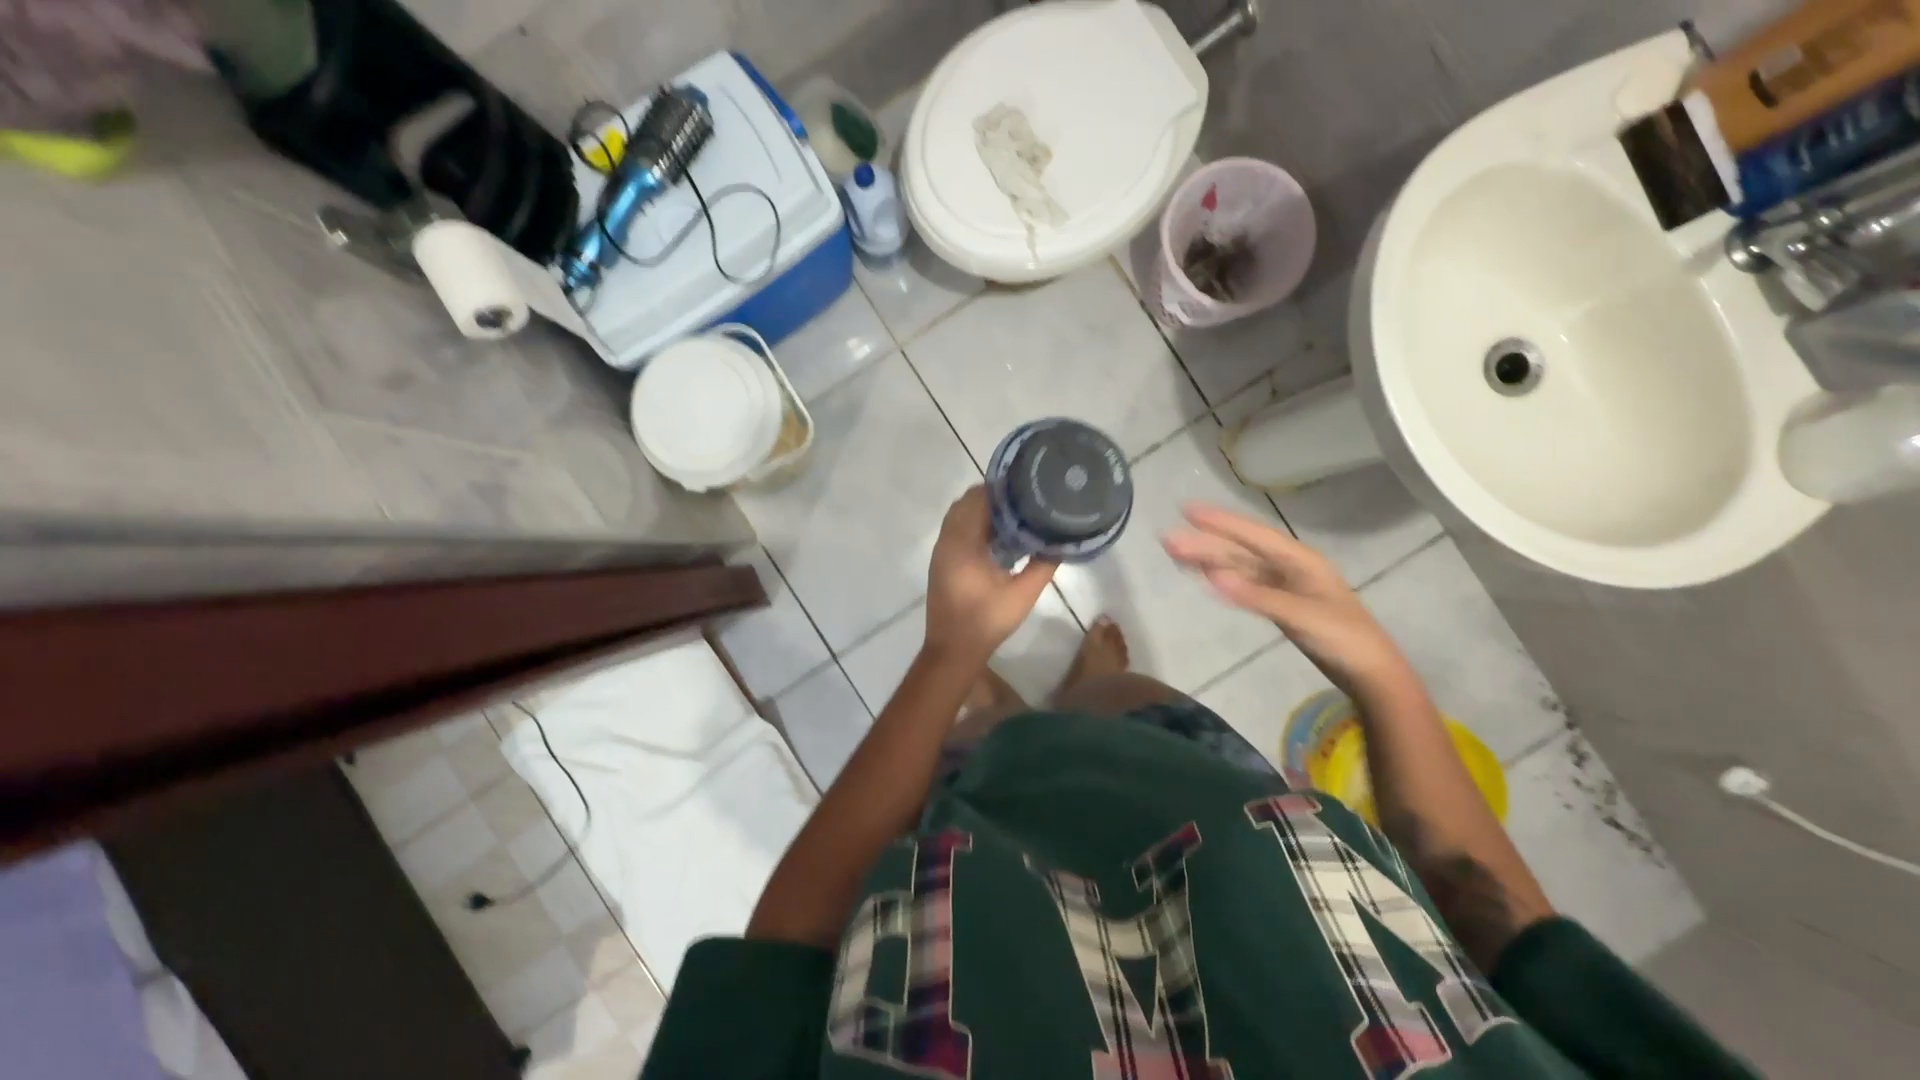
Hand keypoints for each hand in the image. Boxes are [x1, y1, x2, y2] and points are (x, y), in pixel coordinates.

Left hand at [924, 486, 1056, 662]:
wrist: (952, 650)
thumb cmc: (986, 621)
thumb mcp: (1023, 594)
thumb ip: (1043, 564)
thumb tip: (1062, 541)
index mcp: (963, 542)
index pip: (979, 498)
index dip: (1003, 488)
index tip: (1028, 486)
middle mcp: (947, 539)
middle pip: (968, 502)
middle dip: (995, 497)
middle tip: (1026, 499)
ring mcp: (942, 550)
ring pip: (960, 515)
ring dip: (984, 511)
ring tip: (1017, 514)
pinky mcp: (942, 561)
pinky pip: (957, 530)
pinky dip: (975, 524)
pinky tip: (1000, 536)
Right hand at [1163, 502, 1413, 696]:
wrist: (1371, 672)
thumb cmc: (1343, 640)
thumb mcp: (1301, 617)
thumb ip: (1257, 596)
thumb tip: (1212, 576)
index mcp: (1300, 561)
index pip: (1253, 536)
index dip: (1220, 523)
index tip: (1187, 511)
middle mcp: (1291, 567)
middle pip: (1242, 550)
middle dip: (1205, 543)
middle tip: (1167, 540)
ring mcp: (1286, 585)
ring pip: (1241, 566)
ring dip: (1210, 559)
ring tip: (1176, 554)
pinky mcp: (1282, 604)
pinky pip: (1246, 583)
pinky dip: (1225, 578)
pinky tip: (1206, 575)